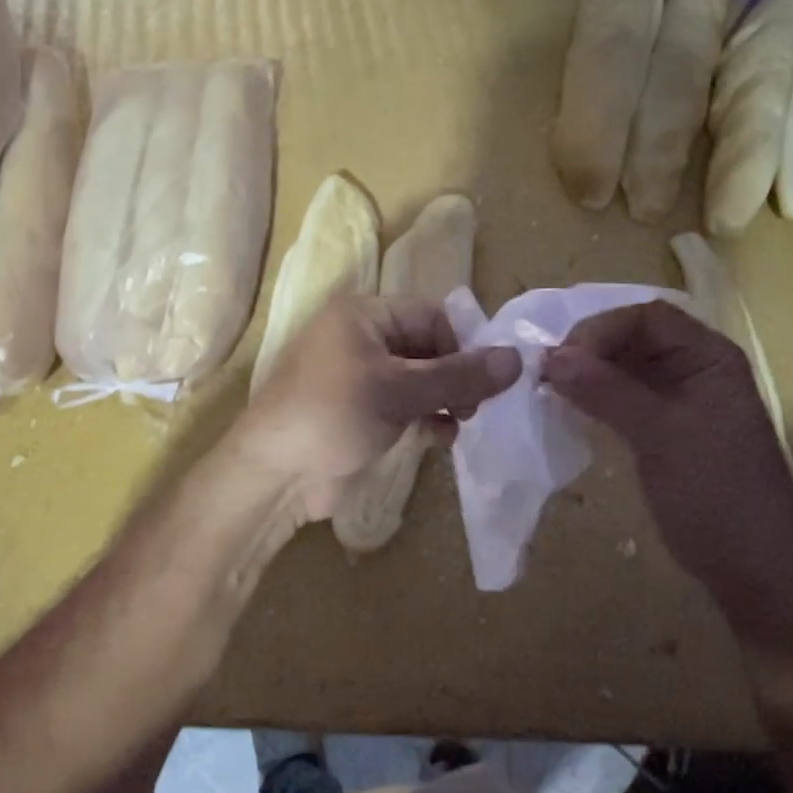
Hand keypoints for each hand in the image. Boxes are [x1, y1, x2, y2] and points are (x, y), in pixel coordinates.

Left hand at [235, 295, 520, 519]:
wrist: (276, 476)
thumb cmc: (334, 417)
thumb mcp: (400, 392)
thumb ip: (460, 376)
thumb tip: (516, 359)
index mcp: (364, 316)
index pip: (432, 316)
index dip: (461, 346)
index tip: (479, 382)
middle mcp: (363, 340)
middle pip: (429, 347)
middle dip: (455, 376)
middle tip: (471, 407)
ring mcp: (361, 379)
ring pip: (421, 380)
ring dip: (445, 400)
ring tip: (458, 422)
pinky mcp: (362, 415)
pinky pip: (406, 406)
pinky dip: (426, 418)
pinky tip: (440, 438)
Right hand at [542, 301, 792, 602]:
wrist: (753, 568)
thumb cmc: (717, 494)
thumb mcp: (662, 436)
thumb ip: (608, 392)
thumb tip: (550, 357)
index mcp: (709, 358)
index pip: (647, 317)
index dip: (601, 328)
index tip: (559, 358)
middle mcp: (695, 371)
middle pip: (634, 339)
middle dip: (589, 349)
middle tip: (545, 375)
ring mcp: (679, 404)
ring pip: (625, 371)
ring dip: (588, 375)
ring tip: (548, 390)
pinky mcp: (664, 435)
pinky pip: (623, 402)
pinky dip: (595, 401)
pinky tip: (567, 411)